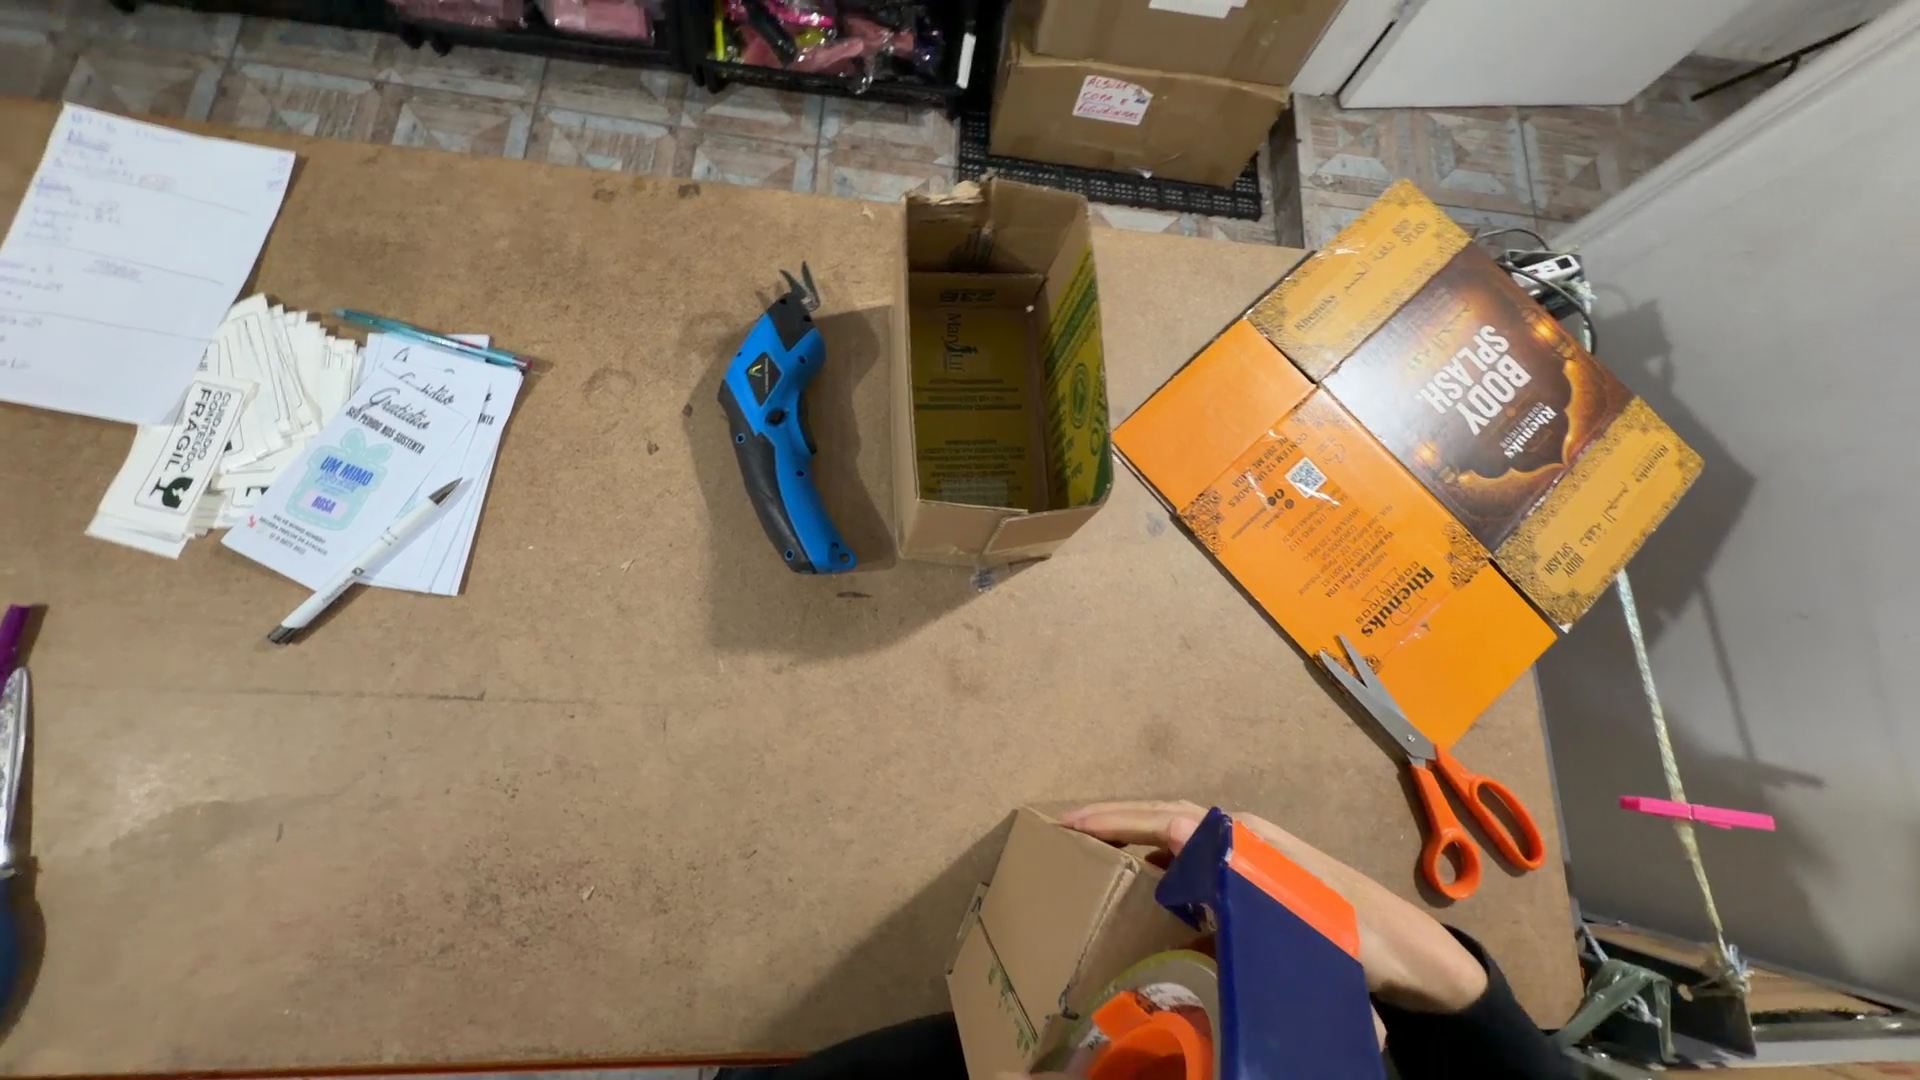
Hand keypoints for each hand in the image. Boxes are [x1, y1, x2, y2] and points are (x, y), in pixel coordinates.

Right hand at [1061, 801, 1488, 1013]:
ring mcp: (1243, 850)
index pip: (1165, 816)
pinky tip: (1140, 875)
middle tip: (1062, 827)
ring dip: (1130, 833)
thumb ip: (1238, 865)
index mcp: (1243, 834)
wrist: (1409, 954)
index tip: (1071, 822)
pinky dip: (1155, 855)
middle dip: (1112, 818)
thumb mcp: (1300, 904)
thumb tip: (1171, 821)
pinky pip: (1188, 855)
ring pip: (1172, 831)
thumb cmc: (1356, 933)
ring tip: (1087, 845)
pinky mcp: (1249, 872)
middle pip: (1162, 816)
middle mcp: (1237, 833)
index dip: (1116, 819)